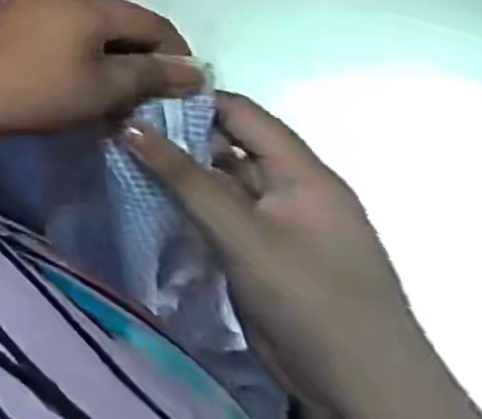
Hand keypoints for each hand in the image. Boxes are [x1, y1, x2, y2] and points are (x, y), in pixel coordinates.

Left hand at [0, 0, 204, 135]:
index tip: (183, 85)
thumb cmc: (37, 89)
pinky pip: (51, 26)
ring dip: (102, 48)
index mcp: (89, 7)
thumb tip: (192, 68)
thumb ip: (148, 75)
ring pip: (81, 22)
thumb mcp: (100, 89)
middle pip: (114, 18)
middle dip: (137, 51)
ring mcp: (26, 1)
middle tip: (146, 90)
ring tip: (107, 84)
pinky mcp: (3, 15)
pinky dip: (70, 45)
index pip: (151, 21)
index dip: (175, 52)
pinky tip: (66, 72)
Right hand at [123, 93, 481, 418]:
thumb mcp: (241, 233)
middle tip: (117, 123)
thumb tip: (126, 122)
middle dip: (175, 130)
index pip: (241, 112)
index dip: (190, 98)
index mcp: (303, 173)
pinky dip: (184, 196)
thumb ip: (183, 176)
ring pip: (217, 174)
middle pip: (226, 140)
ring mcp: (275, 219)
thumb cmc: (310, 298)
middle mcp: (290, 187)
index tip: (134, 93)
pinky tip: (146, 190)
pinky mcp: (259, 247)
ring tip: (121, 151)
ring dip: (175, 165)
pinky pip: (216, 207)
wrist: (364, 393)